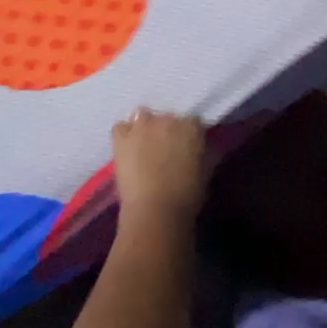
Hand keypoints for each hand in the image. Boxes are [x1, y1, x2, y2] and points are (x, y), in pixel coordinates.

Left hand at [111, 108, 208, 224]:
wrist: (155, 211)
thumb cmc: (186, 197)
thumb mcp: (205, 174)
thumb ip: (206, 155)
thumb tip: (206, 149)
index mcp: (191, 128)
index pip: (192, 121)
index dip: (188, 134)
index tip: (186, 147)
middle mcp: (167, 120)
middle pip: (166, 117)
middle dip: (166, 130)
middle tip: (164, 150)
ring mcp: (142, 126)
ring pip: (142, 116)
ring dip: (144, 127)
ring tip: (143, 145)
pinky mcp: (121, 138)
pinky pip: (120, 127)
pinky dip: (124, 135)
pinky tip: (126, 148)